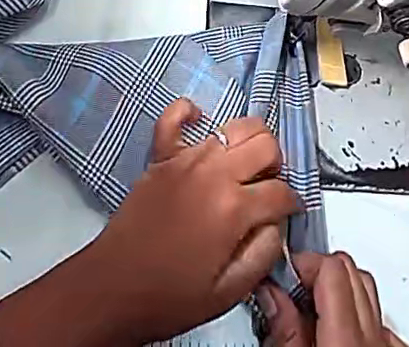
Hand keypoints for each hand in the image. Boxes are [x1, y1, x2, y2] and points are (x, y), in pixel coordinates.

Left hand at [71, 97, 300, 344]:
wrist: (117, 285)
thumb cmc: (171, 295)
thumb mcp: (230, 291)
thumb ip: (264, 253)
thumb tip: (277, 224)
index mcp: (233, 209)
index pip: (282, 191)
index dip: (291, 204)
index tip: (286, 213)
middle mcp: (213, 172)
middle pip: (266, 143)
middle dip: (275, 164)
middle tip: (266, 186)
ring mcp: (186, 157)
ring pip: (234, 125)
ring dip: (248, 142)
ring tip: (243, 166)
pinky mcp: (161, 153)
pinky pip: (175, 115)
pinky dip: (189, 112)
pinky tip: (200, 124)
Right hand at [256, 251, 405, 346]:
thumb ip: (285, 330)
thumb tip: (271, 290)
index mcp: (348, 341)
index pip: (331, 266)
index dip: (302, 262)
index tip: (281, 276)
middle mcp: (377, 341)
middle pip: (350, 269)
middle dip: (318, 270)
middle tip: (292, 290)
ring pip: (368, 290)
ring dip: (340, 290)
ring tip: (314, 311)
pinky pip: (384, 321)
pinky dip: (362, 316)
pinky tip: (341, 331)